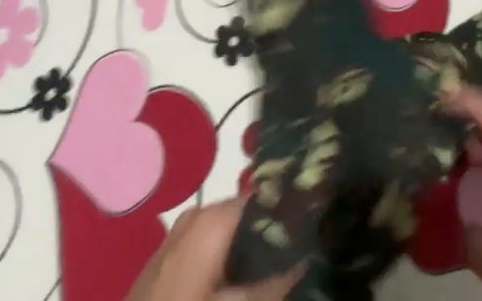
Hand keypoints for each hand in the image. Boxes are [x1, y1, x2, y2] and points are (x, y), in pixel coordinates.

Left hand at [127, 197, 302, 300]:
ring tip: (274, 265)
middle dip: (270, 229)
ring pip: (228, 226)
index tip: (311, 227)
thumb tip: (304, 258)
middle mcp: (197, 214)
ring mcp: (180, 231)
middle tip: (296, 252)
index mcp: (213, 220)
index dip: (289, 211)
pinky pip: (210, 239)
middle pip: (246, 211)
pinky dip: (228, 251)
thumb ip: (272, 284)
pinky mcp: (170, 252)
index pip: (264, 197)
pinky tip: (239, 275)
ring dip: (249, 242)